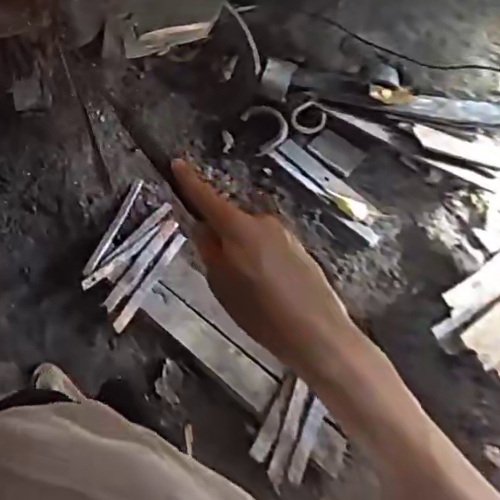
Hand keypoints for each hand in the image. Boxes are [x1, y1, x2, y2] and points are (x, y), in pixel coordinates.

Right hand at [172, 158, 360, 377]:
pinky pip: (268, 248)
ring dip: (243, 252)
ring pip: (250, 236)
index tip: (177, 163)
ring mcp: (284, 234)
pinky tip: (270, 293)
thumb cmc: (263, 314)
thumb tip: (202, 227)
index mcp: (238, 228)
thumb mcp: (222, 286)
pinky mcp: (300, 250)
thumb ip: (209, 251)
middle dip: (220, 236)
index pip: (206, 197)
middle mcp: (262, 222)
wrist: (323, 337)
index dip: (189, 181)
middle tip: (220, 271)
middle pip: (230, 220)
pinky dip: (261, 261)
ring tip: (249, 292)